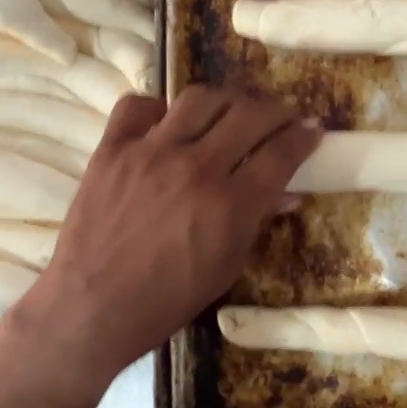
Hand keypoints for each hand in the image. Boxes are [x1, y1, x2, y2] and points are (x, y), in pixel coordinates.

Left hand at [28, 86, 323, 372]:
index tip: (313, 129)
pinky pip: (139, 106)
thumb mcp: (227, 266)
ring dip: (226, 101)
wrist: (92, 308)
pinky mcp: (112, 150)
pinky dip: (158, 109)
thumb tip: (289, 193)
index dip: (304, 136)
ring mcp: (150, 153)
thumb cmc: (169, 299)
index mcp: (231, 204)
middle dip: (276, 111)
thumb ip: (257, 222)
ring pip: (200, 99)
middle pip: (250, 114)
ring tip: (230, 113)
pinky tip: (168, 124)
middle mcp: (196, 167)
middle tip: (281, 118)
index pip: (281, 152)